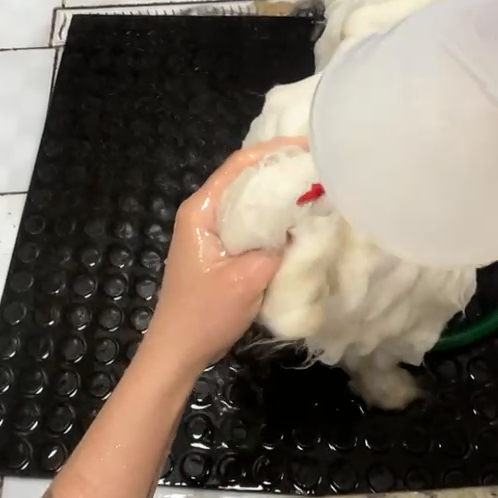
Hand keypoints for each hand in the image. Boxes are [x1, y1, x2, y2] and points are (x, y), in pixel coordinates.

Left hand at [136, 138, 305, 377]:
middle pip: (244, 176)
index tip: (309, 147)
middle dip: (280, 168)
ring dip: (276, 191)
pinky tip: (294, 218)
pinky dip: (270, 214)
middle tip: (319, 166)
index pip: (240, 165)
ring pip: (247, 198)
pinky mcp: (217, 246)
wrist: (178, 350)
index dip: (275, 151)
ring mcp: (208, 228)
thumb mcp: (248, 279)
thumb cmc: (206, 314)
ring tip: (313, 186)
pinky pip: (247, 218)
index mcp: (202, 209)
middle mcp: (203, 210)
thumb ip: (278, 245)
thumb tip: (305, 219)